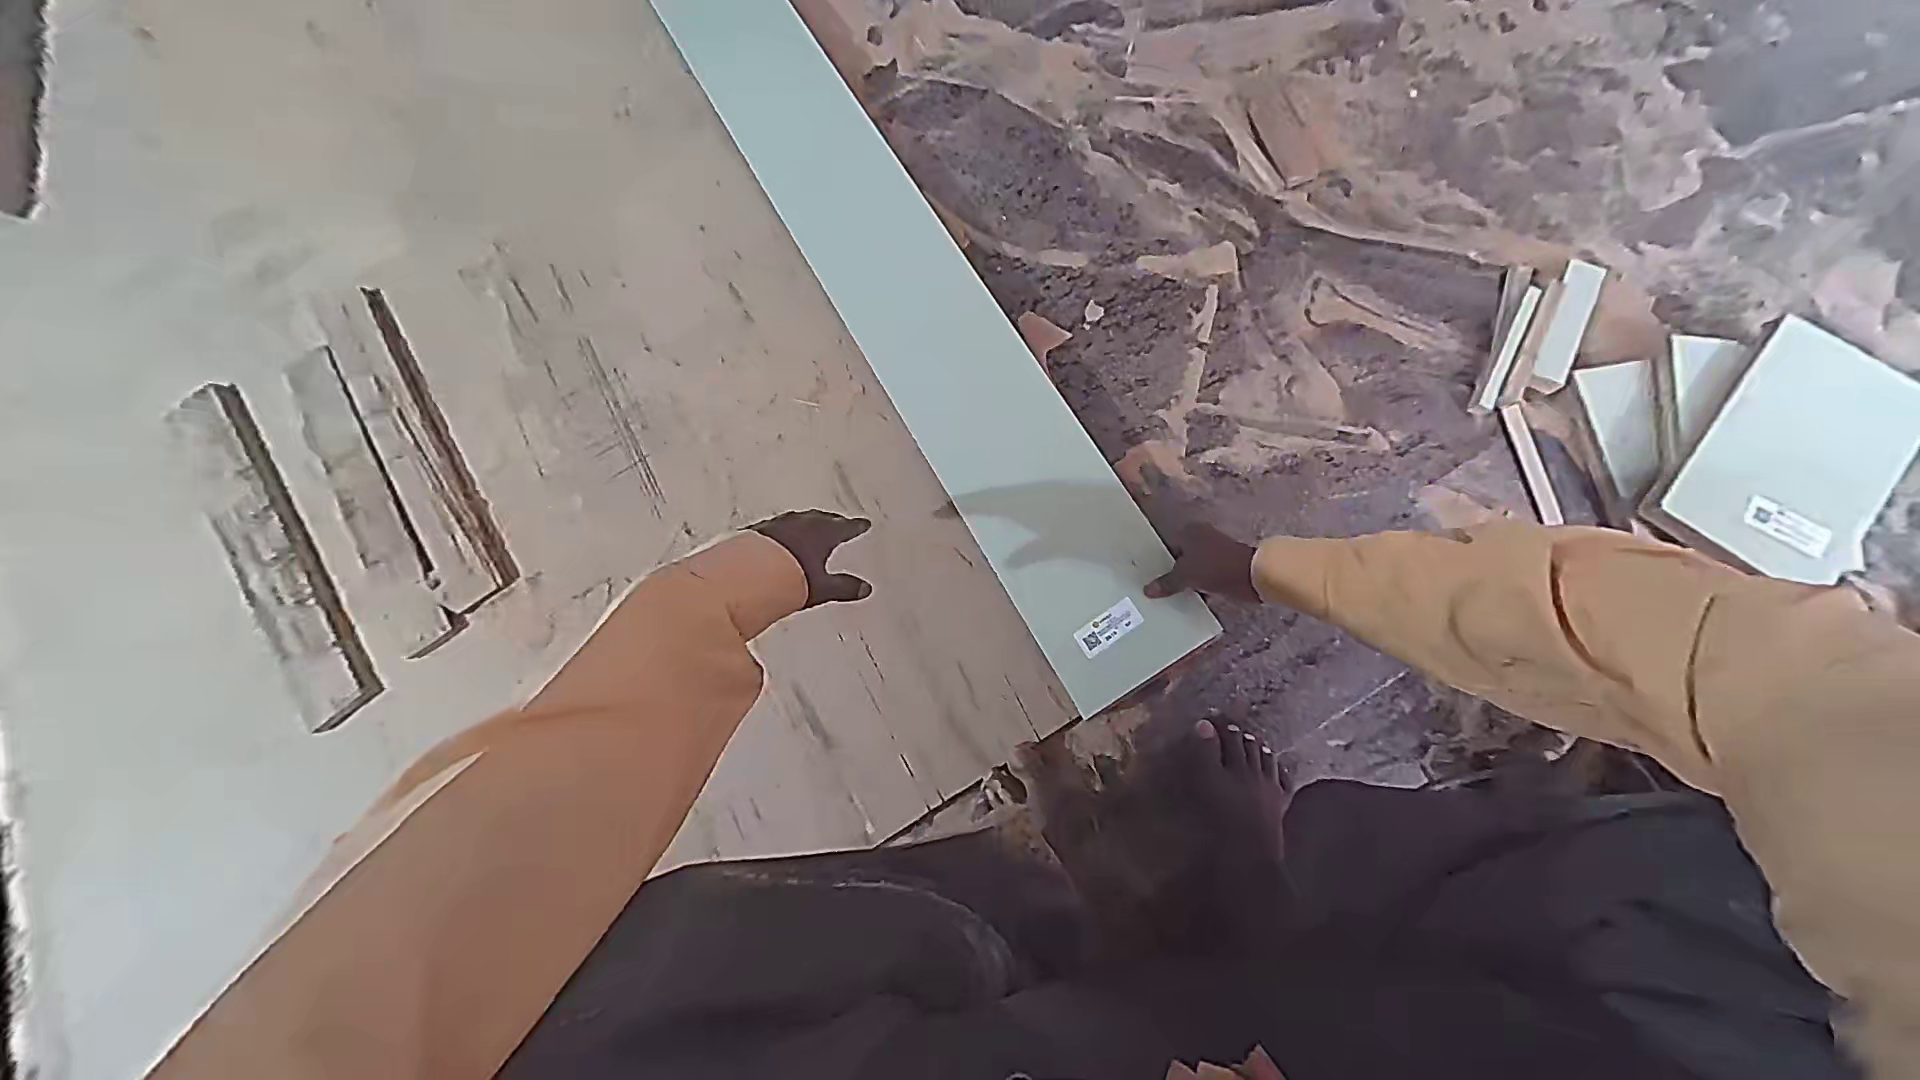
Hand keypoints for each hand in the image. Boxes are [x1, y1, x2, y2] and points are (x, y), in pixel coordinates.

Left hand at [750, 510, 874, 606]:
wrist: (748, 576)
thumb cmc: (786, 576)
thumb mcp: (823, 588)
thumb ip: (844, 587)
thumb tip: (862, 589)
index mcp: (822, 533)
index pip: (844, 527)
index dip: (855, 526)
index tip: (862, 524)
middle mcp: (799, 524)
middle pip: (819, 519)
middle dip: (829, 521)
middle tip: (836, 522)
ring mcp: (775, 527)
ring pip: (794, 522)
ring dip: (802, 526)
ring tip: (805, 532)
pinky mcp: (753, 534)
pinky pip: (771, 529)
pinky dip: (778, 534)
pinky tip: (775, 542)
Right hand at [1145, 523, 1258, 602]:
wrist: (1252, 576)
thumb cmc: (1214, 567)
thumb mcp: (1184, 576)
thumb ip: (1166, 583)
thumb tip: (1147, 590)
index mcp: (1189, 531)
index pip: (1166, 546)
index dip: (1158, 562)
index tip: (1150, 577)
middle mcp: (1201, 537)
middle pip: (1180, 557)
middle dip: (1172, 571)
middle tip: (1158, 588)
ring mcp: (1214, 551)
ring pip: (1193, 567)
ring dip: (1186, 580)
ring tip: (1171, 595)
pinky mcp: (1225, 565)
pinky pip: (1205, 576)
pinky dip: (1199, 586)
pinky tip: (1190, 597)